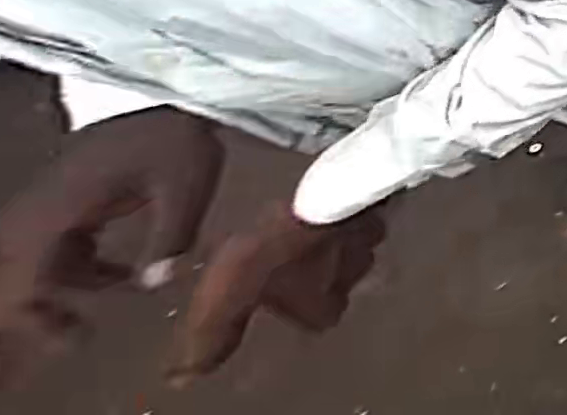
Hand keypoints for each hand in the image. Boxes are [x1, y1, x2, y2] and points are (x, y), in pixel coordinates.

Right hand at [0, 109, 222, 394]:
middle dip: (5, 329)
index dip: (33, 323)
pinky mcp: (56, 206)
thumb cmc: (177, 137)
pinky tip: (114, 280)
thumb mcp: (188, 182)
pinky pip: (41, 253)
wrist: (174, 99)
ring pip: (9, 274)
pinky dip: (64, 274)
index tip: (74, 341)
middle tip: (30, 363)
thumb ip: (171, 233)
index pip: (16, 288)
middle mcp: (25, 220)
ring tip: (73, 330)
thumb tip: (157, 283)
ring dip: (33, 303)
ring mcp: (35, 212)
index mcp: (48, 217)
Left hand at [169, 201, 384, 382]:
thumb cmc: (274, 252)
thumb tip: (189, 373)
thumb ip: (210, 338)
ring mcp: (371, 235)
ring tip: (312, 233)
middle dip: (325, 273)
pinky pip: (363, 216)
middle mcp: (356, 273)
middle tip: (299, 264)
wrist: (322, 193)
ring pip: (356, 247)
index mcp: (324, 303)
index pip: (324, 317)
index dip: (306, 310)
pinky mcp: (378, 203)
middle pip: (344, 280)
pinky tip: (328, 208)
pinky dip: (347, 217)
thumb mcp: (223, 303)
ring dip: (337, 244)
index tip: (287, 302)